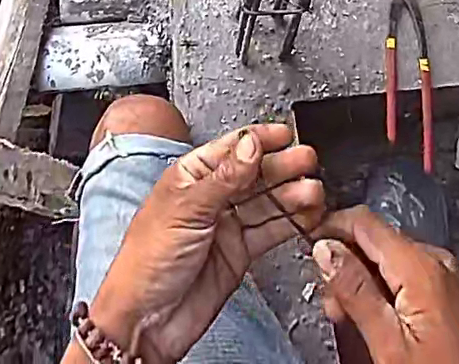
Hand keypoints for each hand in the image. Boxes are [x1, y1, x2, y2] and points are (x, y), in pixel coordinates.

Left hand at [86, 124, 324, 362]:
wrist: (143, 324)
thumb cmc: (145, 261)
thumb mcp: (187, 208)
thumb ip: (225, 177)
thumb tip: (252, 144)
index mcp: (192, 174)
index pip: (233, 147)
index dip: (261, 139)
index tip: (286, 134)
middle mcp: (212, 195)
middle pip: (255, 173)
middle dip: (283, 165)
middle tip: (308, 159)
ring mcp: (227, 224)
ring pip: (267, 201)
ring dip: (292, 194)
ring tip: (314, 190)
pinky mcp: (238, 252)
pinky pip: (270, 231)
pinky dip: (290, 222)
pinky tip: (306, 214)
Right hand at [313, 207, 458, 363]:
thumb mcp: (390, 346)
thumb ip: (355, 291)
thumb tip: (325, 248)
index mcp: (420, 264)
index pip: (363, 220)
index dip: (331, 227)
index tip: (307, 245)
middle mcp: (436, 260)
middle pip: (376, 239)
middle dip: (346, 261)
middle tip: (328, 301)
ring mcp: (447, 277)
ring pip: (390, 259)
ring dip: (363, 279)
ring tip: (348, 318)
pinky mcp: (451, 297)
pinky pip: (408, 276)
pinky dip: (385, 290)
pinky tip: (377, 321)